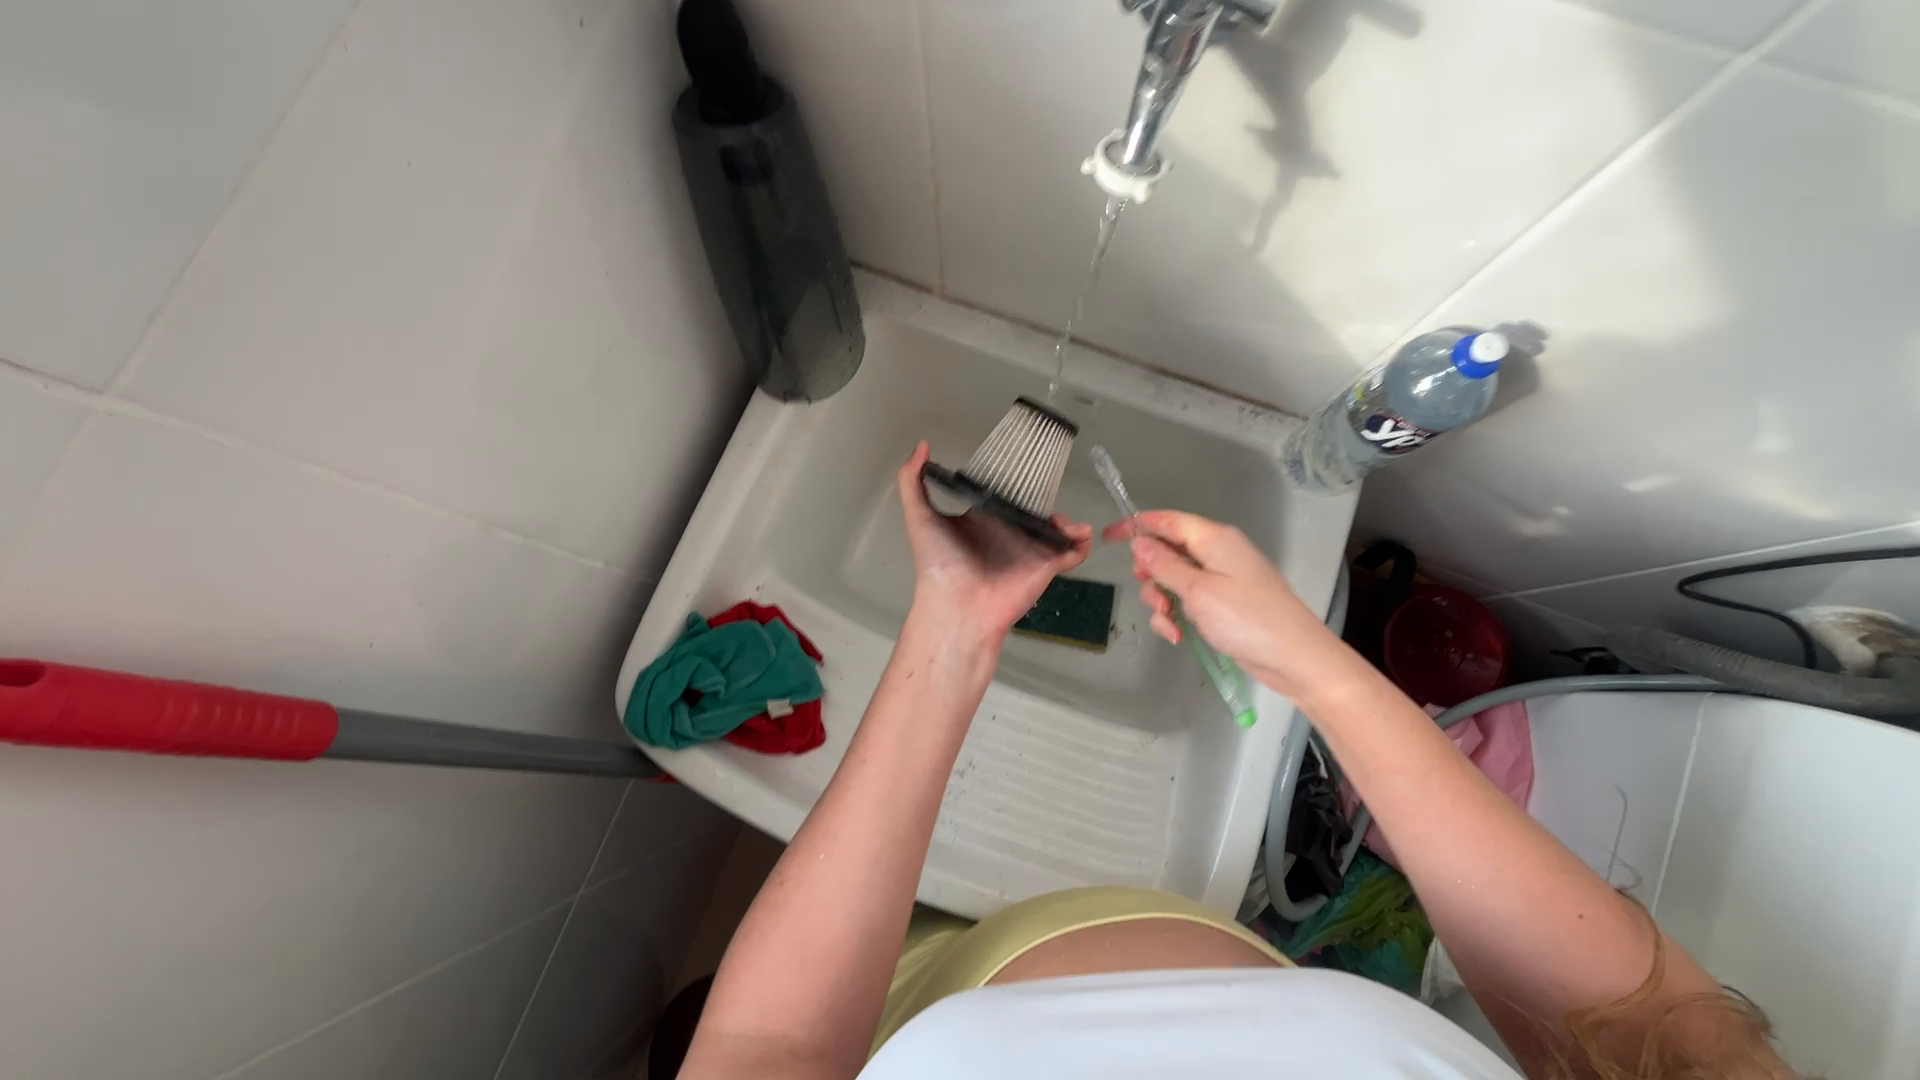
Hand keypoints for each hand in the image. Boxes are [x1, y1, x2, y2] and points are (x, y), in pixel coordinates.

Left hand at [896, 441, 1092, 644]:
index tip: (1027, 466)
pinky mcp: (1046, 567)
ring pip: (1055, 530)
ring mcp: (1029, 551)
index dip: (1017, 484)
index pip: (1005, 497)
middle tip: (1049, 491)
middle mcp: (1008, 533)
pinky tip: (1080, 534)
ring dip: (1066, 521)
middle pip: (1034, 511)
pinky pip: (1071, 554)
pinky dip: (1080, 543)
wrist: (957, 606)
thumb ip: (912, 480)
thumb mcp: (919, 517)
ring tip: (1063, 520)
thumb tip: (922, 444)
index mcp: (983, 520)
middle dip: (1046, 500)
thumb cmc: (938, 563)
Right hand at [1104, 510, 1341, 699]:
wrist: (1295, 658)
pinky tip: (1179, 635)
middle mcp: (1217, 553)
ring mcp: (1220, 579)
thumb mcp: (1198, 592)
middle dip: (1151, 576)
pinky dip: (1177, 615)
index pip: (1167, 520)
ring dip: (1162, 601)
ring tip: (1170, 624)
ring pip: (1173, 579)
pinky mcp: (1223, 603)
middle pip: (1167, 551)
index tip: (1107, 537)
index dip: (1136, 525)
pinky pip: (1188, 600)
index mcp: (1214, 539)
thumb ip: (1165, 565)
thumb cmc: (1248, 619)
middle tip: (1154, 597)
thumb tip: (1139, 542)